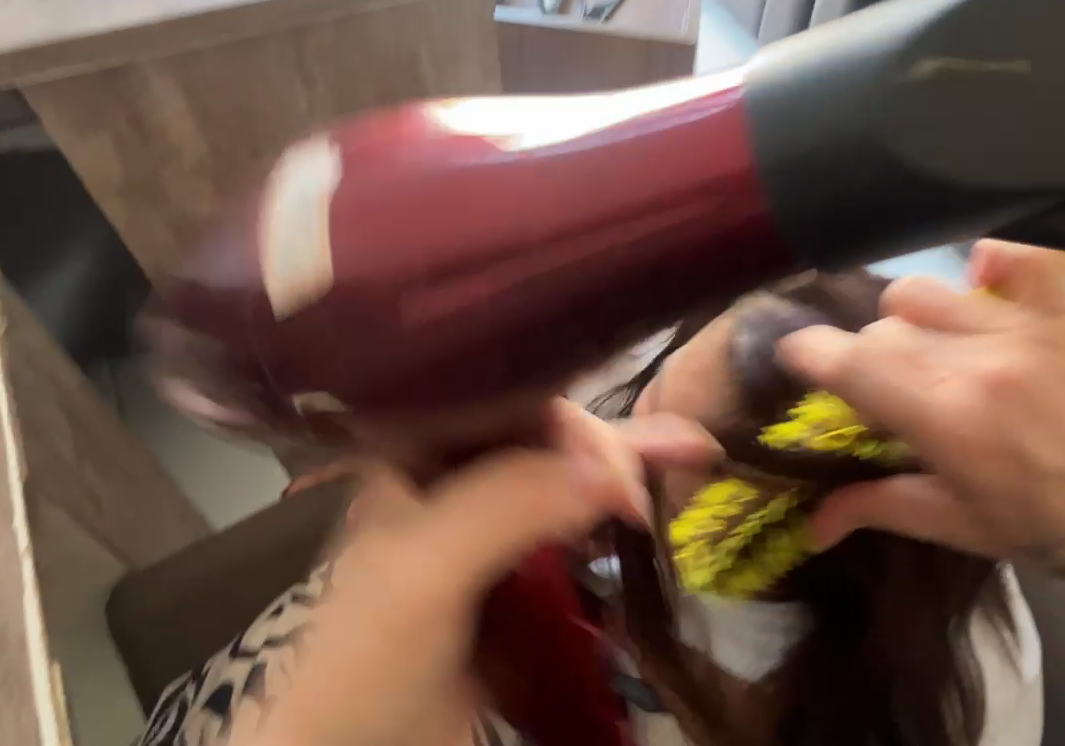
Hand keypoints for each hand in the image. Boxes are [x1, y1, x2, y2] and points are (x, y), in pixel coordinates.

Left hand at [235, 401, 718, 745]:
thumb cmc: (366, 662)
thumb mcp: (422, 574)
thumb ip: (506, 507)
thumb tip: (612, 473)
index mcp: (417, 447)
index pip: (513, 403)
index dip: (577, 426)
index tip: (622, 476)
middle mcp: (455, 468)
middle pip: (551, 432)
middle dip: (619, 438)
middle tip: (692, 450)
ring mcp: (488, 516)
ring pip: (570, 468)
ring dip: (632, 459)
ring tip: (697, 450)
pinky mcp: (516, 563)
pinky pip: (576, 517)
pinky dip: (618, 502)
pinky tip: (655, 495)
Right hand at [779, 240, 1064, 581]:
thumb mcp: (966, 528)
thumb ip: (881, 509)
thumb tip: (811, 524)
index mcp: (944, 419)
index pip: (848, 361)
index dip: (806, 351)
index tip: (795, 355)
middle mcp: (973, 362)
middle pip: (881, 327)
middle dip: (867, 357)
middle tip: (887, 391)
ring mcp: (1020, 329)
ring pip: (923, 289)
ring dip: (908, 316)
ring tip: (928, 346)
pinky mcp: (1060, 313)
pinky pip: (1015, 257)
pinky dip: (986, 261)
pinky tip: (980, 285)